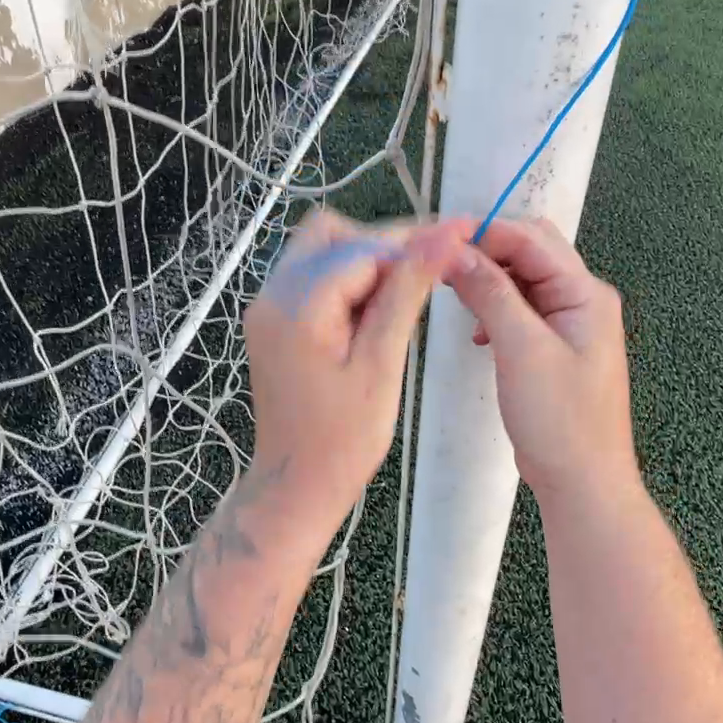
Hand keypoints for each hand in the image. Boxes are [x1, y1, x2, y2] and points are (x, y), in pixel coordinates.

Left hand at [243, 211, 466, 522]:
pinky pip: (310, 280)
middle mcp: (270, 296)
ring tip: (402, 300)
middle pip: (331, 236)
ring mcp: (265, 308)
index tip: (457, 240)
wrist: (295, 486)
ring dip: (364, 263)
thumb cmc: (343, 441)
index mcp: (296, 307)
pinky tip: (374, 314)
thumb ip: (406, 294)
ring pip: (319, 252)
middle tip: (427, 276)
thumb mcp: (381, 365)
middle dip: (383, 247)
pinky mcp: (270, 322)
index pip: (361, 248)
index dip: (411, 242)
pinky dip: (345, 283)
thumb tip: (443, 236)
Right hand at [443, 218, 636, 502]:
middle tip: (440, 263)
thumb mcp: (521, 350)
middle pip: (529, 252)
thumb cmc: (561, 421)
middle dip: (485, 251)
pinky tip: (476, 333)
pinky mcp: (551, 349)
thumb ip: (491, 294)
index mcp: (585, 293)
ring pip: (522, 282)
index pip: (530, 238)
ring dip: (488, 281)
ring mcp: (568, 325)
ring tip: (452, 293)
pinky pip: (520, 312)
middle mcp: (581, 300)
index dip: (484, 232)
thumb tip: (456, 252)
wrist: (581, 481)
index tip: (438, 240)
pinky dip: (494, 310)